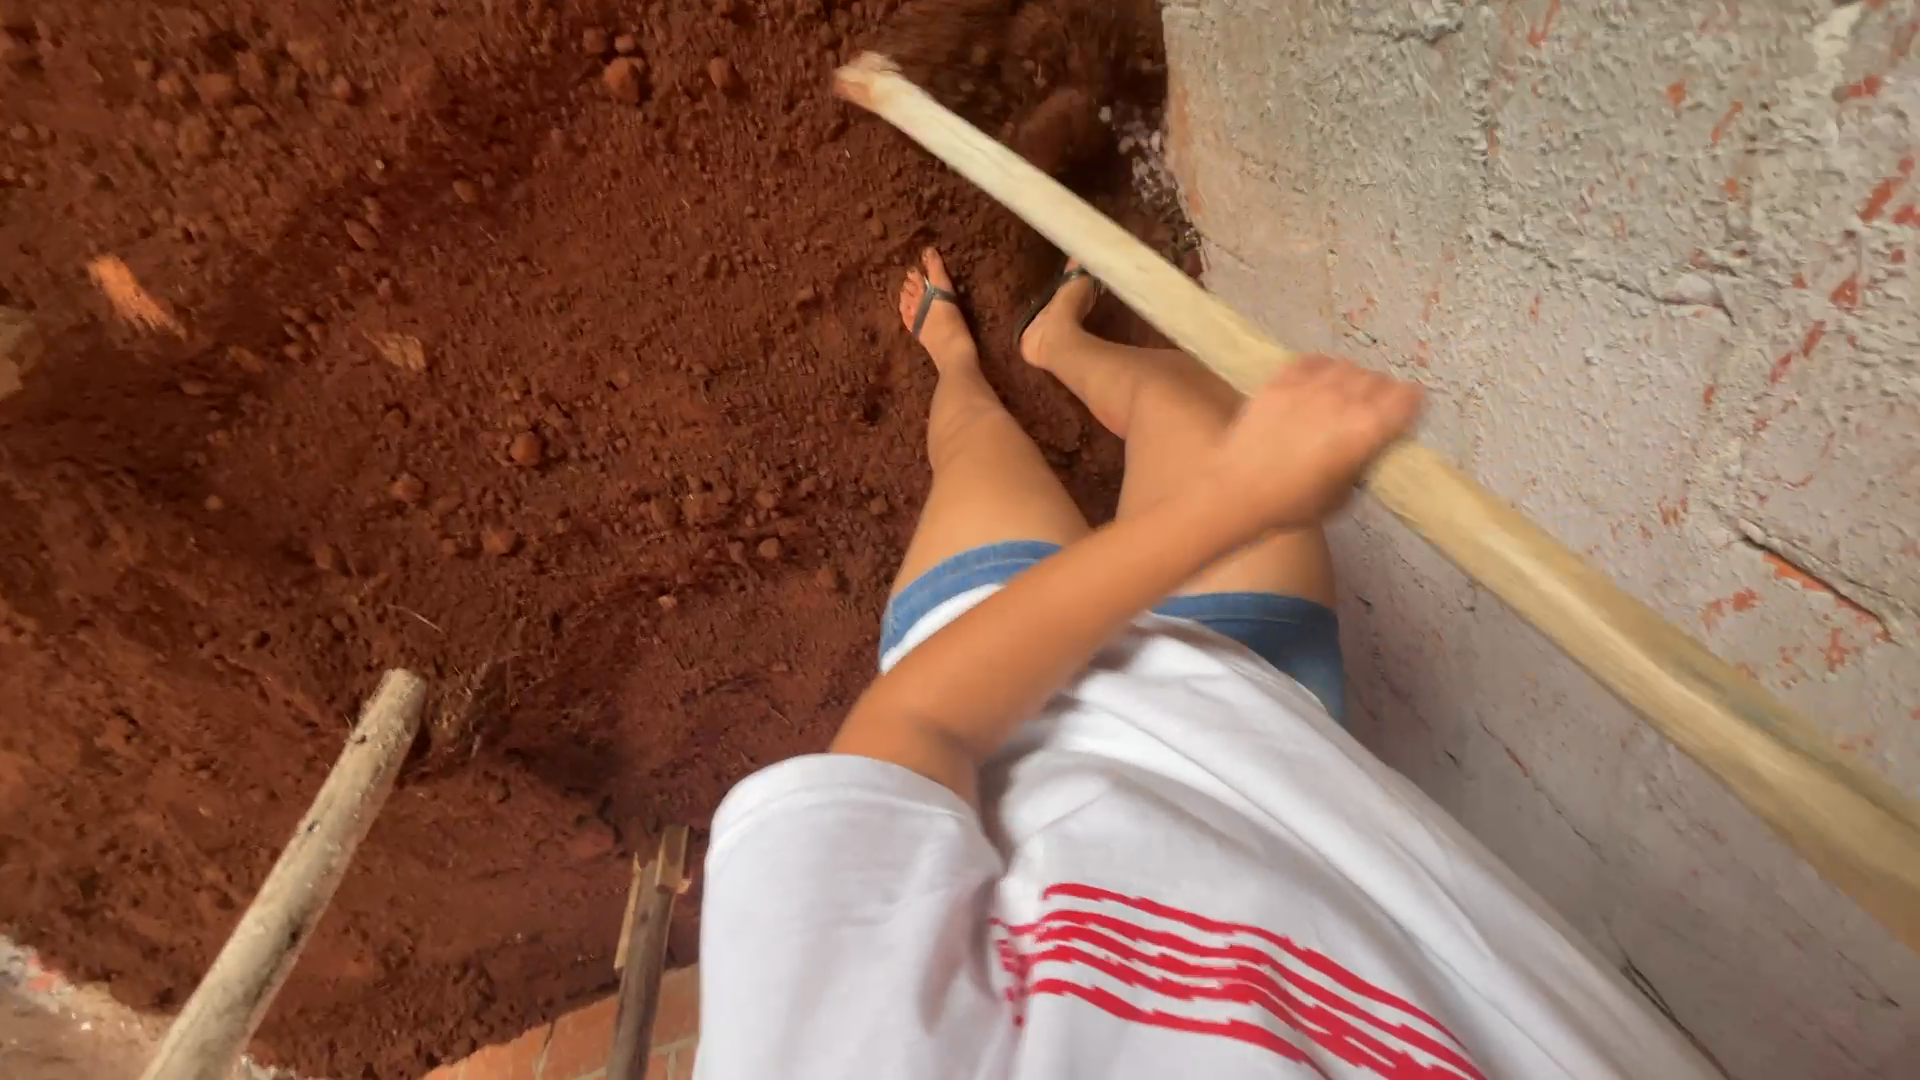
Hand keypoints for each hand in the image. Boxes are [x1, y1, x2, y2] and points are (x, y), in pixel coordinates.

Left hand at [1210, 355, 1422, 531]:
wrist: (1234, 491)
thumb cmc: (1290, 503)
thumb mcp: (1342, 495)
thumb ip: (1362, 462)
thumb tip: (1365, 449)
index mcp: (1368, 428)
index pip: (1409, 397)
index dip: (1407, 407)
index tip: (1399, 417)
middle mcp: (1344, 399)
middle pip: (1378, 380)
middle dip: (1379, 395)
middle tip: (1365, 413)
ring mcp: (1309, 386)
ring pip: (1346, 366)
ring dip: (1349, 380)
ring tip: (1338, 398)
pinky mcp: (1278, 381)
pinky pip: (1311, 360)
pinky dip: (1319, 369)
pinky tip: (1314, 384)